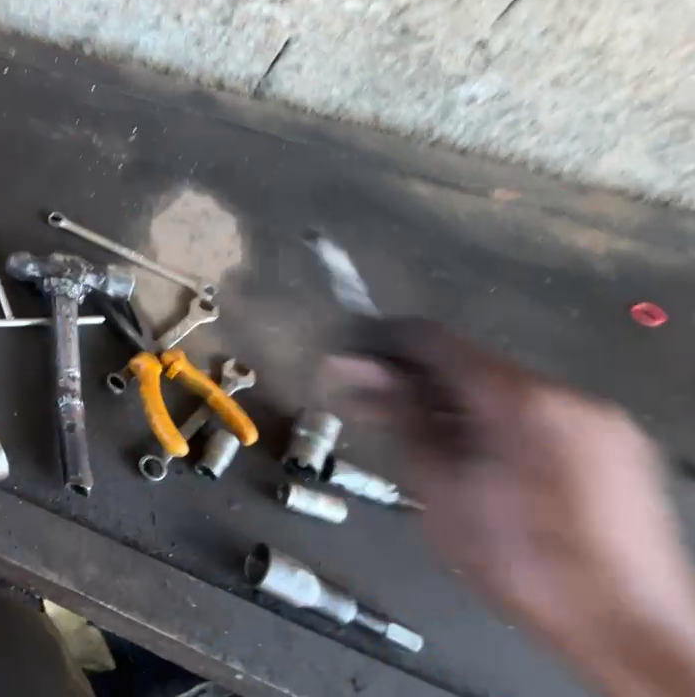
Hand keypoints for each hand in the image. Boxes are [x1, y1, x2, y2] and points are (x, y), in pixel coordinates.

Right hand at [327, 319, 694, 696]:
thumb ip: (399, 413)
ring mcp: (599, 424)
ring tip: (407, 433)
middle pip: (466, 364)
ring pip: (498, 390)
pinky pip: (532, 414)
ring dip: (446, 403)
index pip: (431, 338)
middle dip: (409, 380)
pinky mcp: (614, 450)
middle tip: (362, 401)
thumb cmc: (521, 560)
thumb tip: (356, 367)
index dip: (377, 343)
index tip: (343, 360)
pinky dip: (487, 421)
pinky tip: (461, 453)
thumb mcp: (438, 484)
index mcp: (522, 399)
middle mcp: (567, 398)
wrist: (625, 630)